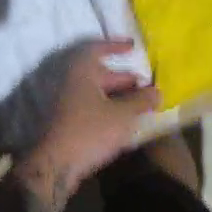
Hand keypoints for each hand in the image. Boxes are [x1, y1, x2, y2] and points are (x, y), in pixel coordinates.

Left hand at [16, 40, 159, 211]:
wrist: (55, 165)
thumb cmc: (90, 132)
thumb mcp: (123, 115)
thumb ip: (142, 101)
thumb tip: (157, 92)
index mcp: (81, 72)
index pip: (97, 48)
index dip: (116, 45)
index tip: (133, 46)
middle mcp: (69, 82)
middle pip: (98, 73)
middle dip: (123, 78)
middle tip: (145, 85)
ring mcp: (64, 103)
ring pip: (94, 92)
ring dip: (117, 95)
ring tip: (139, 104)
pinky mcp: (63, 122)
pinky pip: (88, 106)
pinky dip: (106, 108)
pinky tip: (122, 120)